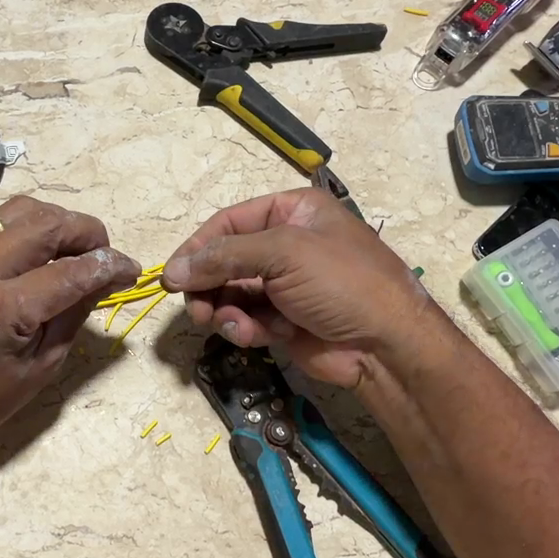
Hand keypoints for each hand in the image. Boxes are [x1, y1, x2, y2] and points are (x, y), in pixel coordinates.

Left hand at [0, 196, 140, 447]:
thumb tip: (107, 275)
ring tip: (75, 249)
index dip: (108, 266)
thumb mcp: (44, 364)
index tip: (132, 270)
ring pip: (20, 211)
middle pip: (46, 224)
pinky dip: (28, 229)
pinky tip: (42, 253)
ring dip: (57, 222)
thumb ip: (75, 312)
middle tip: (105, 255)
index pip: (69, 271)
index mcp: (1, 310)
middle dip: (86, 232)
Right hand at [162, 188, 428, 386]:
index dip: (198, 248)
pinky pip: (245, 319)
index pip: (228, 222)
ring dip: (222, 310)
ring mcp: (283, 285)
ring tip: (228, 324)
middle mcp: (285, 244)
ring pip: (229, 293)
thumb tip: (173, 270)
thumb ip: (225, 257)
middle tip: (195, 309)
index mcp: (291, 212)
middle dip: (207, 285)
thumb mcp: (284, 253)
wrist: (385, 345)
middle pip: (224, 261)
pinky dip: (243, 328)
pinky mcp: (282, 320)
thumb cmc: (342, 282)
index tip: (172, 276)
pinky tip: (254, 335)